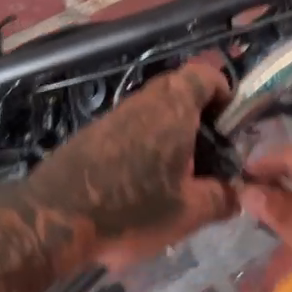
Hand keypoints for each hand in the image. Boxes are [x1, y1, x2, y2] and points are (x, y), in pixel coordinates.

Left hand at [21, 59, 236, 271]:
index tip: (230, 122)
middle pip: (180, 91)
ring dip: (171, 133)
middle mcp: (145, 101)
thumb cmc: (132, 208)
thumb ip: (221, 199)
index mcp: (174, 108)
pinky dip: (145, 146)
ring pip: (154, 111)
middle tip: (209, 153)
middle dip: (199, 117)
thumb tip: (236, 193)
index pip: (206, 73)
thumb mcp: (189, 213)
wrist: (54, 217)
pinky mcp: (93, 133)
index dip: (224, 91)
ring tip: (178, 175)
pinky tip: (144, 184)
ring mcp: (116, 115)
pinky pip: (131, 128)